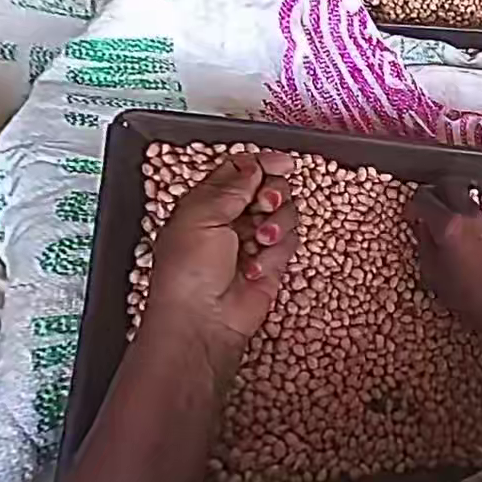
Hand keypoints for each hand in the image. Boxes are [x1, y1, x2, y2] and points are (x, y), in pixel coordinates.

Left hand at [142, 151, 298, 364]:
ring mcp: (256, 240)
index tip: (284, 163)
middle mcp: (234, 218)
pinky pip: (291, 242)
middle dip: (274, 194)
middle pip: (271, 188)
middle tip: (265, 204)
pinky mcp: (274, 261)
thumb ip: (231, 187)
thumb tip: (254, 165)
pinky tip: (256, 267)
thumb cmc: (189, 270)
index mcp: (209, 201)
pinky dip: (277, 252)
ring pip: (286, 214)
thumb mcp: (201, 216)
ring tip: (260, 242)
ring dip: (277, 225)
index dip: (263, 163)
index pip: (242, 171)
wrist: (205, 318)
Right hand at [407, 181, 481, 333]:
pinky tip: (466, 238)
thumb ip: (423, 239)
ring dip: (452, 205)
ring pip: (466, 199)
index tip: (409, 215)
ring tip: (445, 225)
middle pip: (448, 186)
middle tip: (425, 209)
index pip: (424, 198)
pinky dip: (468, 220)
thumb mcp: (431, 270)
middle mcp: (470, 215)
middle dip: (433, 194)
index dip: (412, 205)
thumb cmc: (462, 293)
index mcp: (448, 224)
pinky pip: (480, 215)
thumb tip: (421, 223)